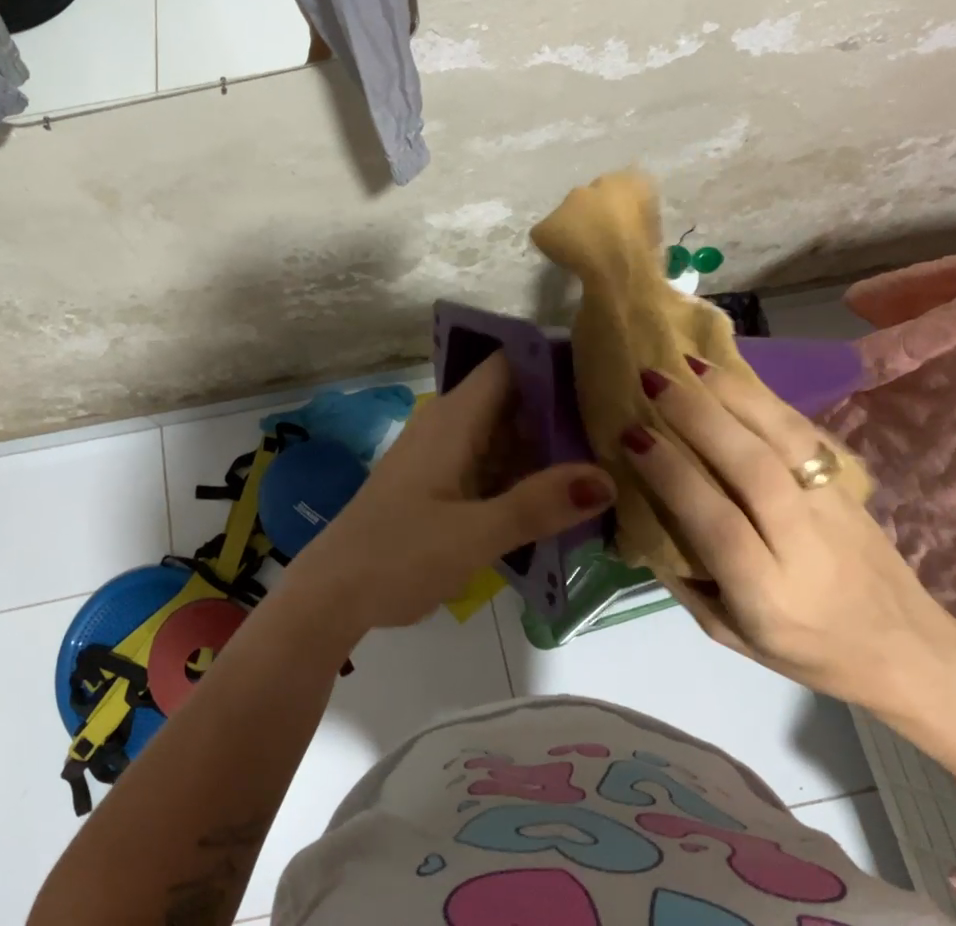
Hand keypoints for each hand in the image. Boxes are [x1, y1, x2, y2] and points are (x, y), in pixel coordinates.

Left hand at [285, 353, 616, 634]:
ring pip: (505, 439)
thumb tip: (607, 478)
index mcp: (454, 420)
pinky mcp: (439, 488)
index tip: (608, 375)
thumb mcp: (475, 534)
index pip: (510, 363)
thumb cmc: (398, 555)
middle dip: (564, 412)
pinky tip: (562, 502)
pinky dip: (524, 478)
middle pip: (514, 401)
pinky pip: (491, 469)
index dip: (556, 361)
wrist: (332, 594)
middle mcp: (448, 428)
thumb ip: (538, 505)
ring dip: (547, 450)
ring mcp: (442, 459)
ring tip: (609, 463)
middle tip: (623, 429)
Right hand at [623, 357, 955, 714]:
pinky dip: (765, 400)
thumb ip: (684, 580)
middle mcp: (803, 544)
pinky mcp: (850, 486)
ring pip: (785, 440)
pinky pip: (805, 434)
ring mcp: (834, 508)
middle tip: (653, 382)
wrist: (908, 649)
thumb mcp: (730, 635)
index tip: (633, 437)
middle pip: (752, 468)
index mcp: (767, 593)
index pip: (716, 522)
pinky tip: (734, 378)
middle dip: (699, 419)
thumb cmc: (806, 652)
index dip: (673, 475)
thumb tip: (638, 520)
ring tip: (690, 364)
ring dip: (734, 395)